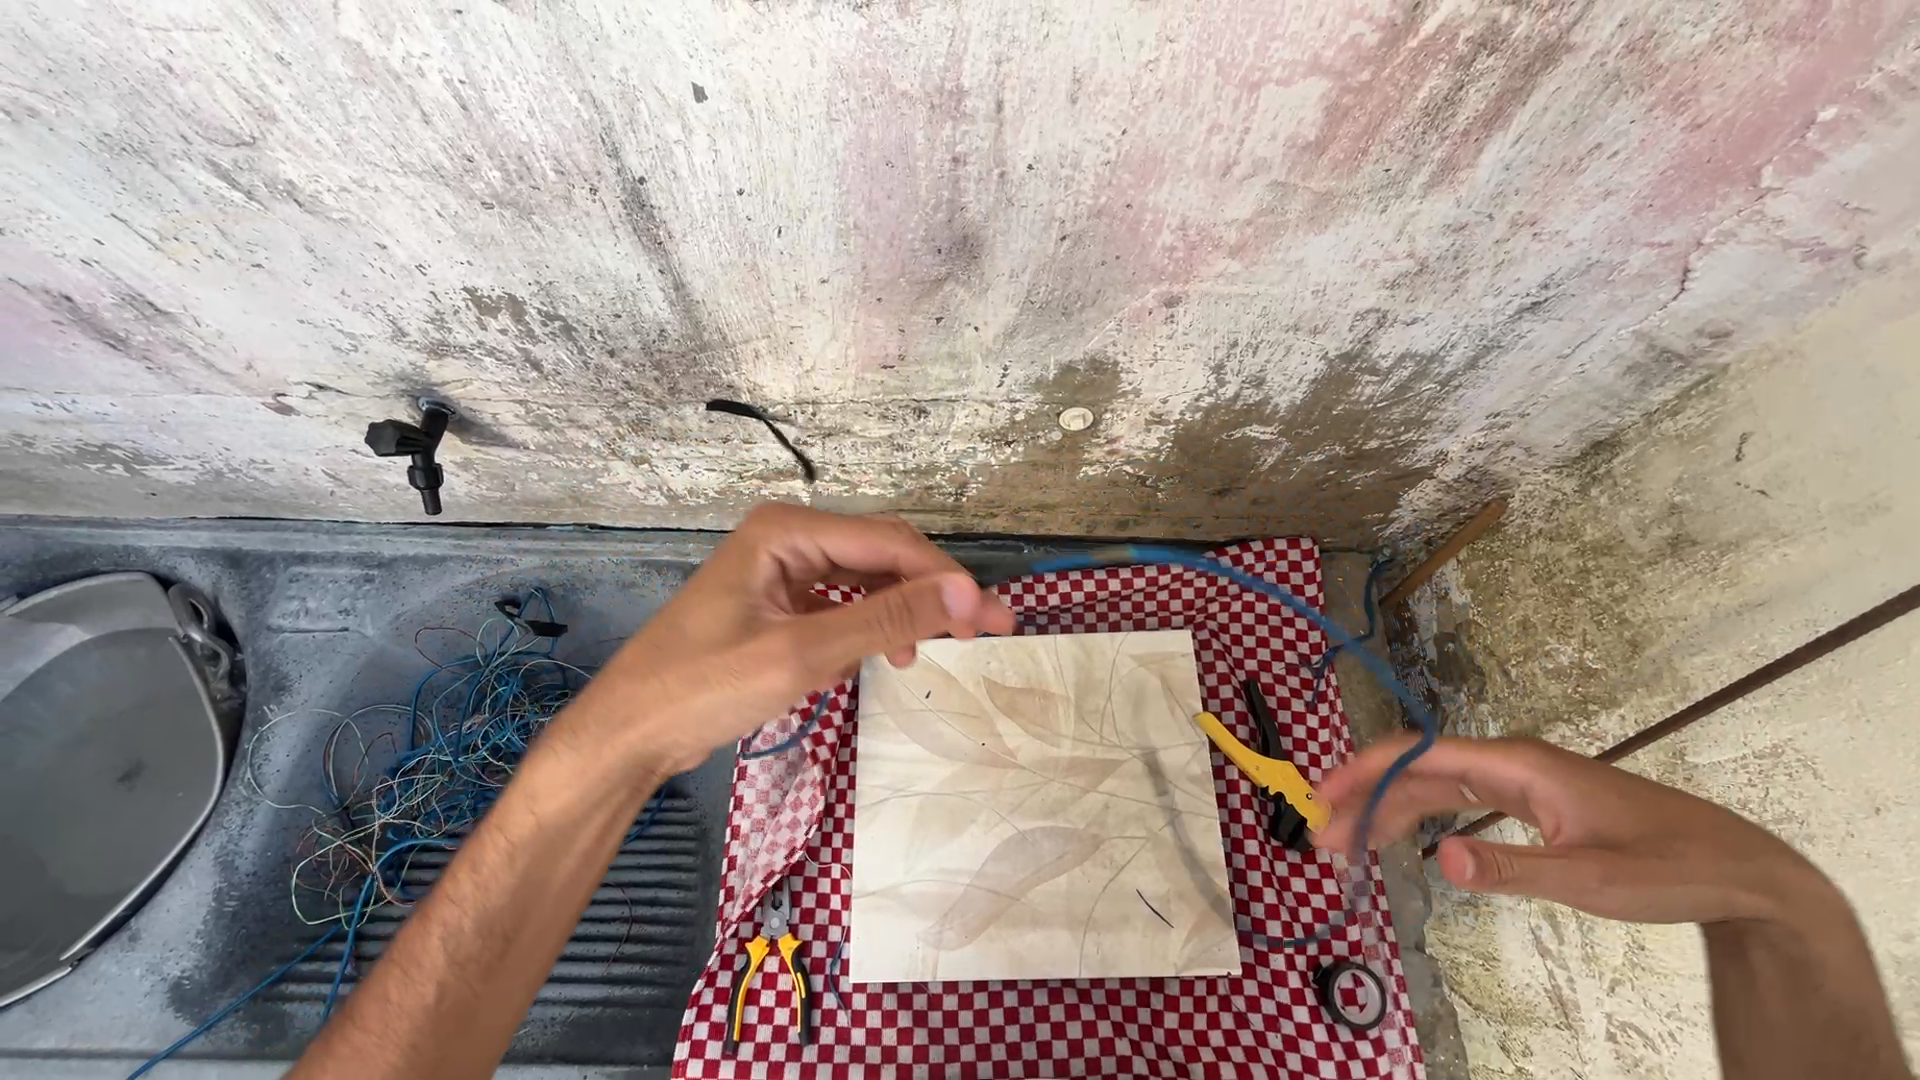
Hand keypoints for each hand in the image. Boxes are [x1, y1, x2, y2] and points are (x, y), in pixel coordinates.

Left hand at [563, 504, 1015, 775]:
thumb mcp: (803, 653)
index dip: (946, 579)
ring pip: (865, 582)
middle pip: (881, 556)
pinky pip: (840, 605)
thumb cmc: (705, 687)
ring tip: (924, 653)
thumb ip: (886, 617)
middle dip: (930, 592)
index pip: (889, 543)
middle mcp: (788, 538)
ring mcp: (782, 571)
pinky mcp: (778, 604)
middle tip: (984, 633)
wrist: (628, 735)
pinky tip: (878, 658)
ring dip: (900, 613)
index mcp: (787, 530)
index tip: (994, 619)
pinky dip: (867, 629)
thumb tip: (967, 593)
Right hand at [1313, 735, 1833, 925]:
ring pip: (1428, 786)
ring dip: (1383, 810)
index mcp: (1513, 764)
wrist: (1742, 871)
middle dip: (1363, 800)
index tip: (1322, 795)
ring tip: (1347, 845)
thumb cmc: (1670, 867)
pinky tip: (1395, 839)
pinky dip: (1416, 818)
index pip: (1416, 754)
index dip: (1362, 770)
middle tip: (1325, 840)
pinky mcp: (1523, 801)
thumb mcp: (1591, 879)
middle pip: (1412, 771)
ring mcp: (1513, 780)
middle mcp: (1504, 762)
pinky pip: (1451, 801)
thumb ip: (1511, 868)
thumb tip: (1435, 859)